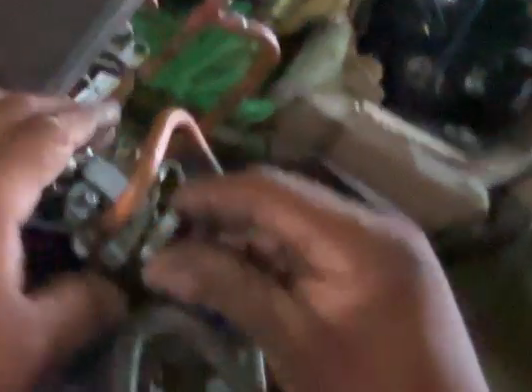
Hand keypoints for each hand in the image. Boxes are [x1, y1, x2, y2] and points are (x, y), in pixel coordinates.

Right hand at [143, 168, 487, 391]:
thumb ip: (224, 288)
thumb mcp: (292, 343)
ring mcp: (379, 243)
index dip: (208, 194)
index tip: (160, 211)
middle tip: (171, 240)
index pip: (266, 190)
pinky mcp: (376, 266)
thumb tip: (152, 263)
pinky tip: (235, 276)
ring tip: (194, 260)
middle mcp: (373, 222)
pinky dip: (267, 255)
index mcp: (361, 235)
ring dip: (239, 236)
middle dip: (220, 216)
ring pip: (287, 218)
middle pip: (276, 198)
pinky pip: (307, 242)